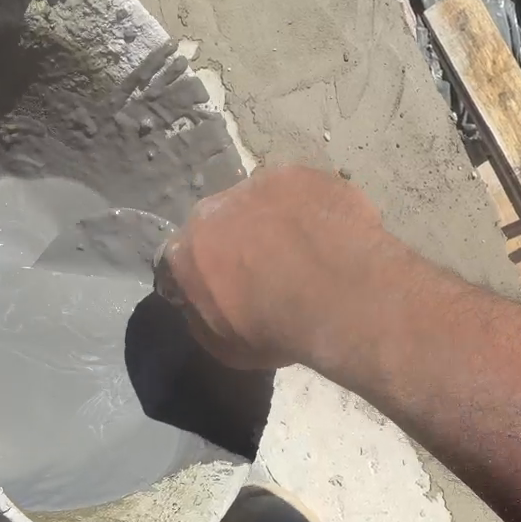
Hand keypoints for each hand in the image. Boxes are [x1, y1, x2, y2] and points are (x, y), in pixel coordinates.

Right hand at [155, 167, 409, 370]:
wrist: (342, 298)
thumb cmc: (276, 331)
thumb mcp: (225, 348)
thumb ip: (202, 322)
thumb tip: (200, 309)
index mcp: (185, 251)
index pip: (178, 260)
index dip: (197, 277)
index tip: (216, 293)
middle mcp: (213, 208)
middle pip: (216, 224)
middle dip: (231, 243)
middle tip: (261, 271)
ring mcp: (260, 185)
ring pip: (256, 204)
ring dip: (269, 223)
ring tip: (299, 252)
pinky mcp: (303, 173)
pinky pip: (297, 193)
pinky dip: (305, 211)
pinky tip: (325, 236)